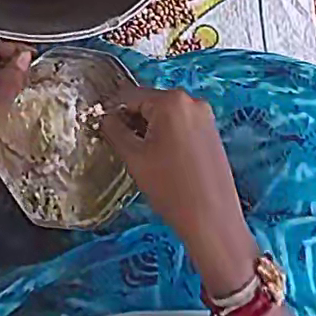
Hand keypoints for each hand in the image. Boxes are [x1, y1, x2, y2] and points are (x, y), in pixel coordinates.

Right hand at [101, 86, 258, 293]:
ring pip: (165, 114)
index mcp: (171, 101)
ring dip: (149, 128)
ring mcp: (205, 116)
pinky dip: (167, 134)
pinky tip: (162, 159)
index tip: (103, 128)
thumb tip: (105, 118)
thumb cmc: (171, 187)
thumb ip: (114, 130)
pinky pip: (181, 124)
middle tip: (123, 146)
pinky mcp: (212, 131)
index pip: (130, 95)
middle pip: (149, 102)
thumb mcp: (134, 157)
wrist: (212, 220)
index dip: (112, 111)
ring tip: (143, 156)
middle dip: (132, 120)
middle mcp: (192, 101)